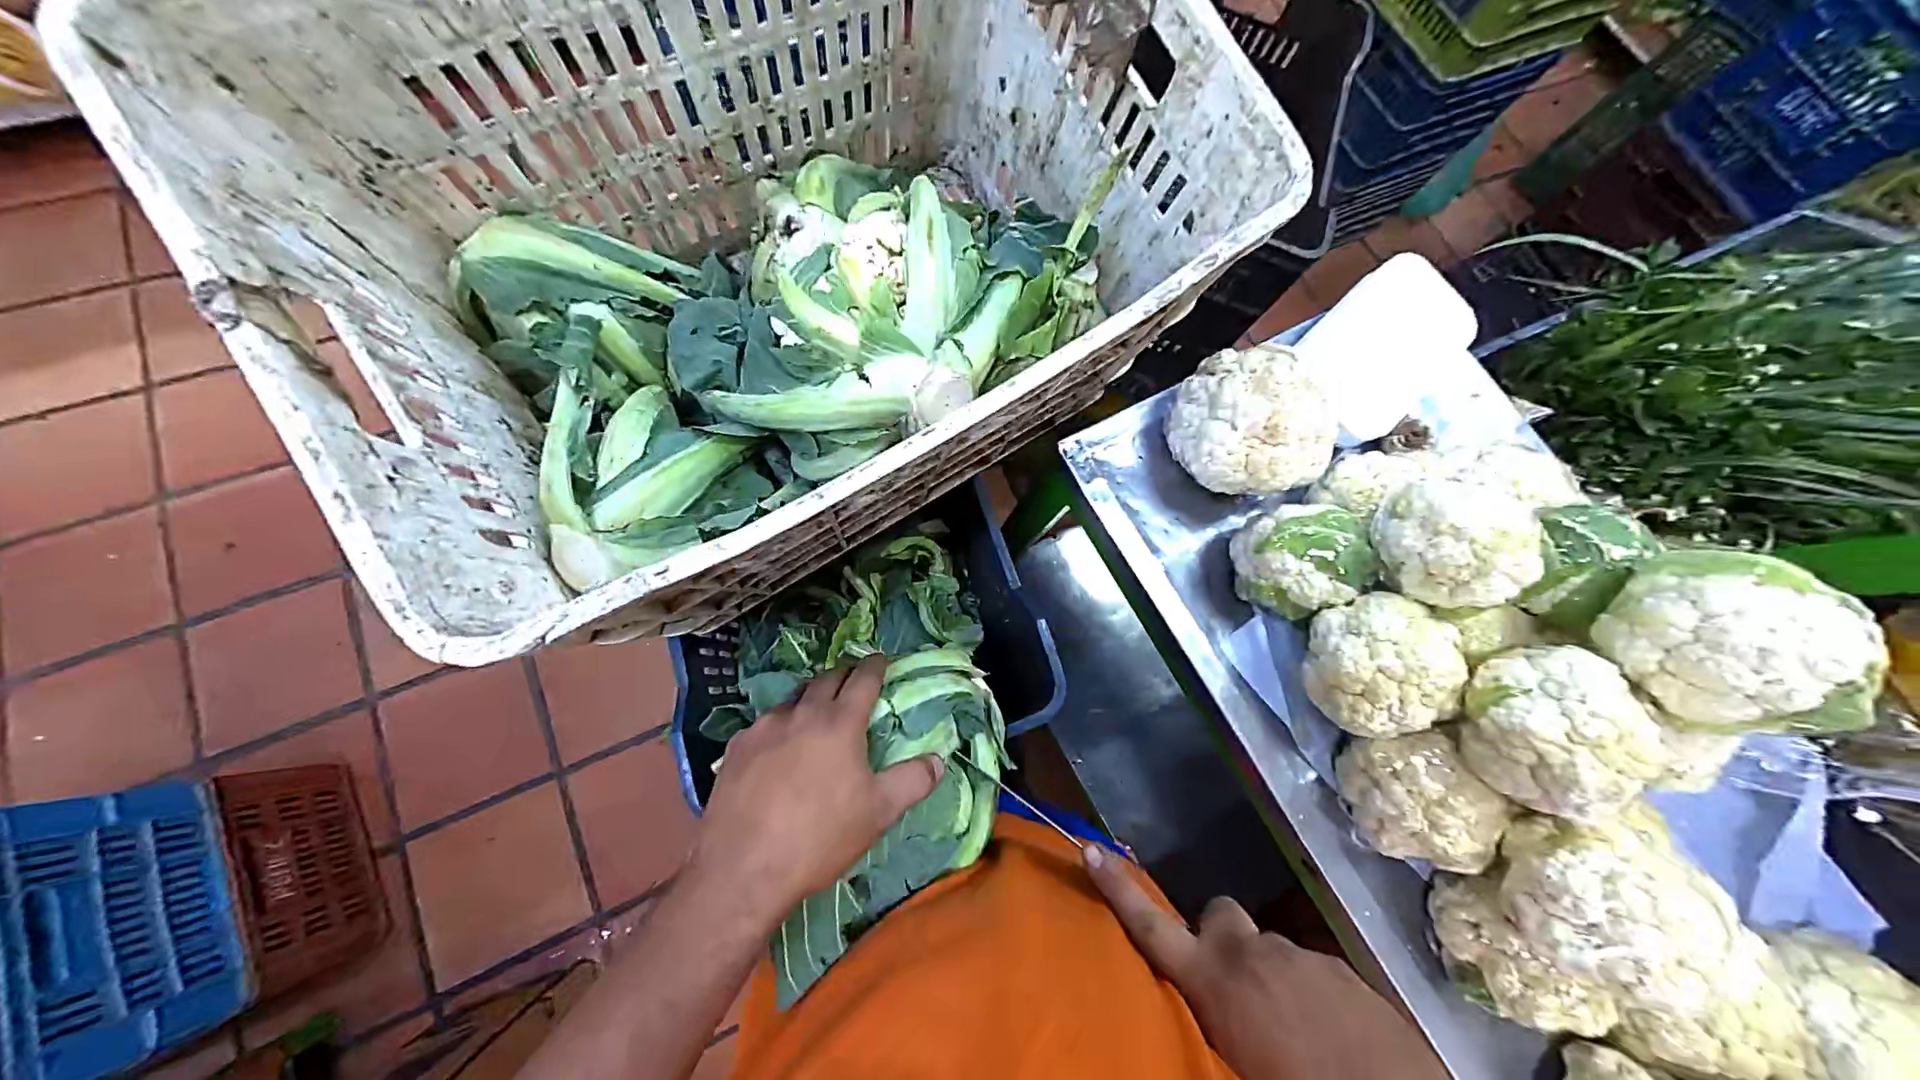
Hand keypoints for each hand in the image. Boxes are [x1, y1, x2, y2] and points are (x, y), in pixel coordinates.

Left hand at [689, 654, 942, 928]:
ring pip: (792, 699)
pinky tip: (779, 747)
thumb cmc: (820, 837)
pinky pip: (764, 724)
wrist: (743, 868)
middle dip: (844, 674)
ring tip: (818, 710)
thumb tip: (938, 761)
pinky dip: (781, 725)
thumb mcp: (879, 813)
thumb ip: (913, 781)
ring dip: (810, 697)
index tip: (881, 659)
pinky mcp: (736, 748)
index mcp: (839, 723)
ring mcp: (763, 729)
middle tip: (854, 678)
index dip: (875, 666)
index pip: (862, 679)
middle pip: (825, 679)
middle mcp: (800, 714)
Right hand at [1084, 846, 1447, 1079]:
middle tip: (1231, 983)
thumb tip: (1193, 1021)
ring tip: (1291, 1028)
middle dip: (1218, 937)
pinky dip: (1311, 991)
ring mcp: (1303, 956)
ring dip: (1270, 973)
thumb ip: (1206, 1029)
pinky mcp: (1348, 971)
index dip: (1117, 889)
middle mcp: (1253, 952)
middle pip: (1219, 913)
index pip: (1151, 926)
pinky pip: (1313, 969)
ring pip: (1270, 947)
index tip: (1092, 851)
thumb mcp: (1231, 1069)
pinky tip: (1331, 1036)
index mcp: (1215, 979)